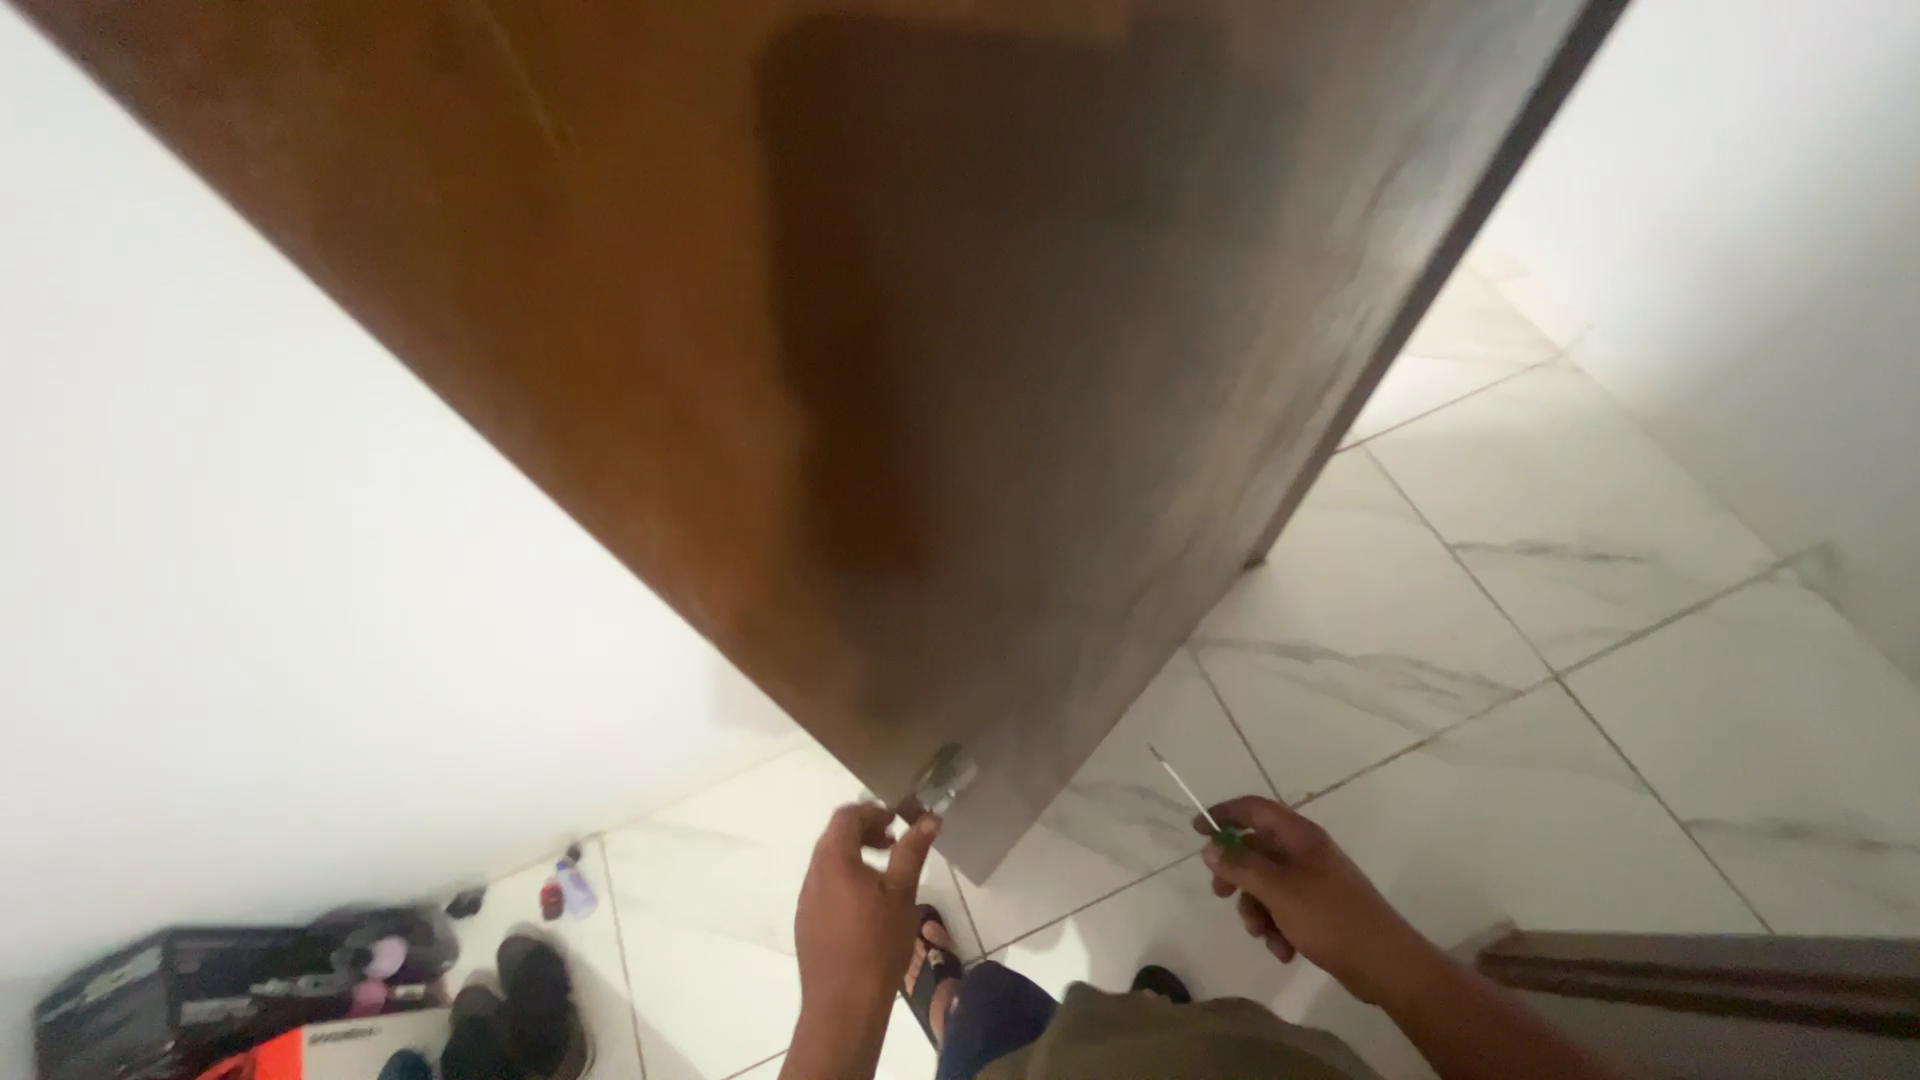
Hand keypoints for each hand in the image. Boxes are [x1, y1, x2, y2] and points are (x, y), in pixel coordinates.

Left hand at [794, 804, 941, 1020]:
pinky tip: (867, 905)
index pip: (846, 816)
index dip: (873, 811)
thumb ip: (912, 851)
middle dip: (865, 831)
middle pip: (834, 836)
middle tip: (894, 844)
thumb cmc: (877, 945)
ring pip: (828, 861)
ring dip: (855, 855)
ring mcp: (805, 900)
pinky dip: (845, 878)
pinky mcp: (805, 922)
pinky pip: (824, 885)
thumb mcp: (902, 893)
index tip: (898, 823)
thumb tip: (930, 818)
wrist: (843, 1007)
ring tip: (885, 875)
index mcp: (833, 861)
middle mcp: (813, 875)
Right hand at [1196, 795, 1440, 1004]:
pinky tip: (1282, 949)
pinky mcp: (1319, 909)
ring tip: (1261, 933)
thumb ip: (1241, 866)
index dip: (1223, 814)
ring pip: (1265, 883)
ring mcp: (1313, 880)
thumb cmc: (1330, 918)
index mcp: (1299, 836)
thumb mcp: (1278, 890)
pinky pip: (1283, 908)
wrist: (1387, 965)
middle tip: (1221, 894)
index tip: (1198, 831)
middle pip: (1255, 849)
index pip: (1253, 808)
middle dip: (1236, 874)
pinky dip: (1276, 926)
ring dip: (1255, 908)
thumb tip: (1210, 847)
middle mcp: (1305, 852)